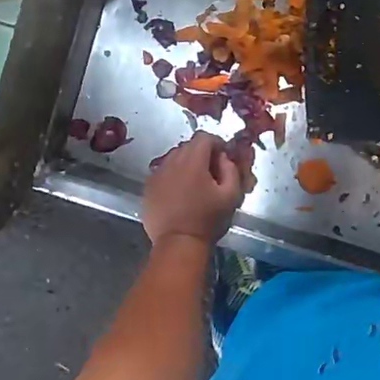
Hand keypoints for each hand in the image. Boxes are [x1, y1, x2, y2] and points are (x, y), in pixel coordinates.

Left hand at [142, 132, 247, 246]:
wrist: (178, 243)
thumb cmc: (207, 220)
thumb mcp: (231, 195)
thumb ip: (231, 169)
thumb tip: (223, 158)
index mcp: (192, 160)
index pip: (204, 137)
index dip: (216, 144)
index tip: (222, 158)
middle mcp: (171, 161)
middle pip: (187, 146)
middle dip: (201, 154)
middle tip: (211, 173)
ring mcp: (156, 173)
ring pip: (173, 158)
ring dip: (185, 165)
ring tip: (194, 185)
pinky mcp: (148, 186)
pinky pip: (162, 172)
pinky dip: (172, 177)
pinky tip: (178, 194)